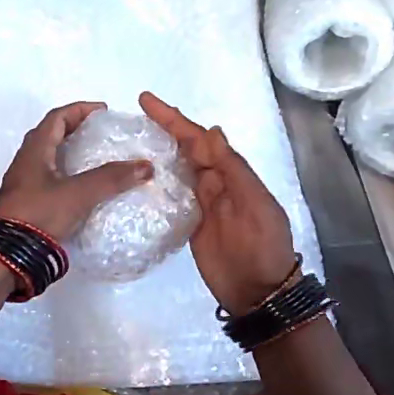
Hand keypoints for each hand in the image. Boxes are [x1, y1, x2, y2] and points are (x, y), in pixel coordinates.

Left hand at [0, 102, 153, 239]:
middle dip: (74, 129)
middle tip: (98, 134)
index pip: (57, 118)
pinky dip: (64, 175)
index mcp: (35, 150)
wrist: (6, 253)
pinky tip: (79, 189)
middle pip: (49, 135)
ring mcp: (22, 184)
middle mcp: (25, 162)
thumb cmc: (39, 214)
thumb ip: (111, 179)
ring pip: (47, 158)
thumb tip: (145, 166)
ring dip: (68, 153)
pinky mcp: (24, 204)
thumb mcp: (79, 194)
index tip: (102, 111)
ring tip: (92, 160)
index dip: (79, 110)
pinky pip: (47, 179)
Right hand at [139, 91, 297, 312]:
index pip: (199, 140)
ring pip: (177, 170)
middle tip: (133, 116)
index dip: (175, 121)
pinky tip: (139, 179)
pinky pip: (173, 197)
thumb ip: (234, 170)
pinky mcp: (190, 225)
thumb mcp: (255, 205)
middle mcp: (215, 184)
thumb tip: (211, 132)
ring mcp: (201, 205)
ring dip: (159, 154)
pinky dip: (158, 184)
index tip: (147, 102)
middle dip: (163, 131)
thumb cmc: (262, 247)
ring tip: (131, 140)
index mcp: (231, 175)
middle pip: (185, 150)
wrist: (259, 292)